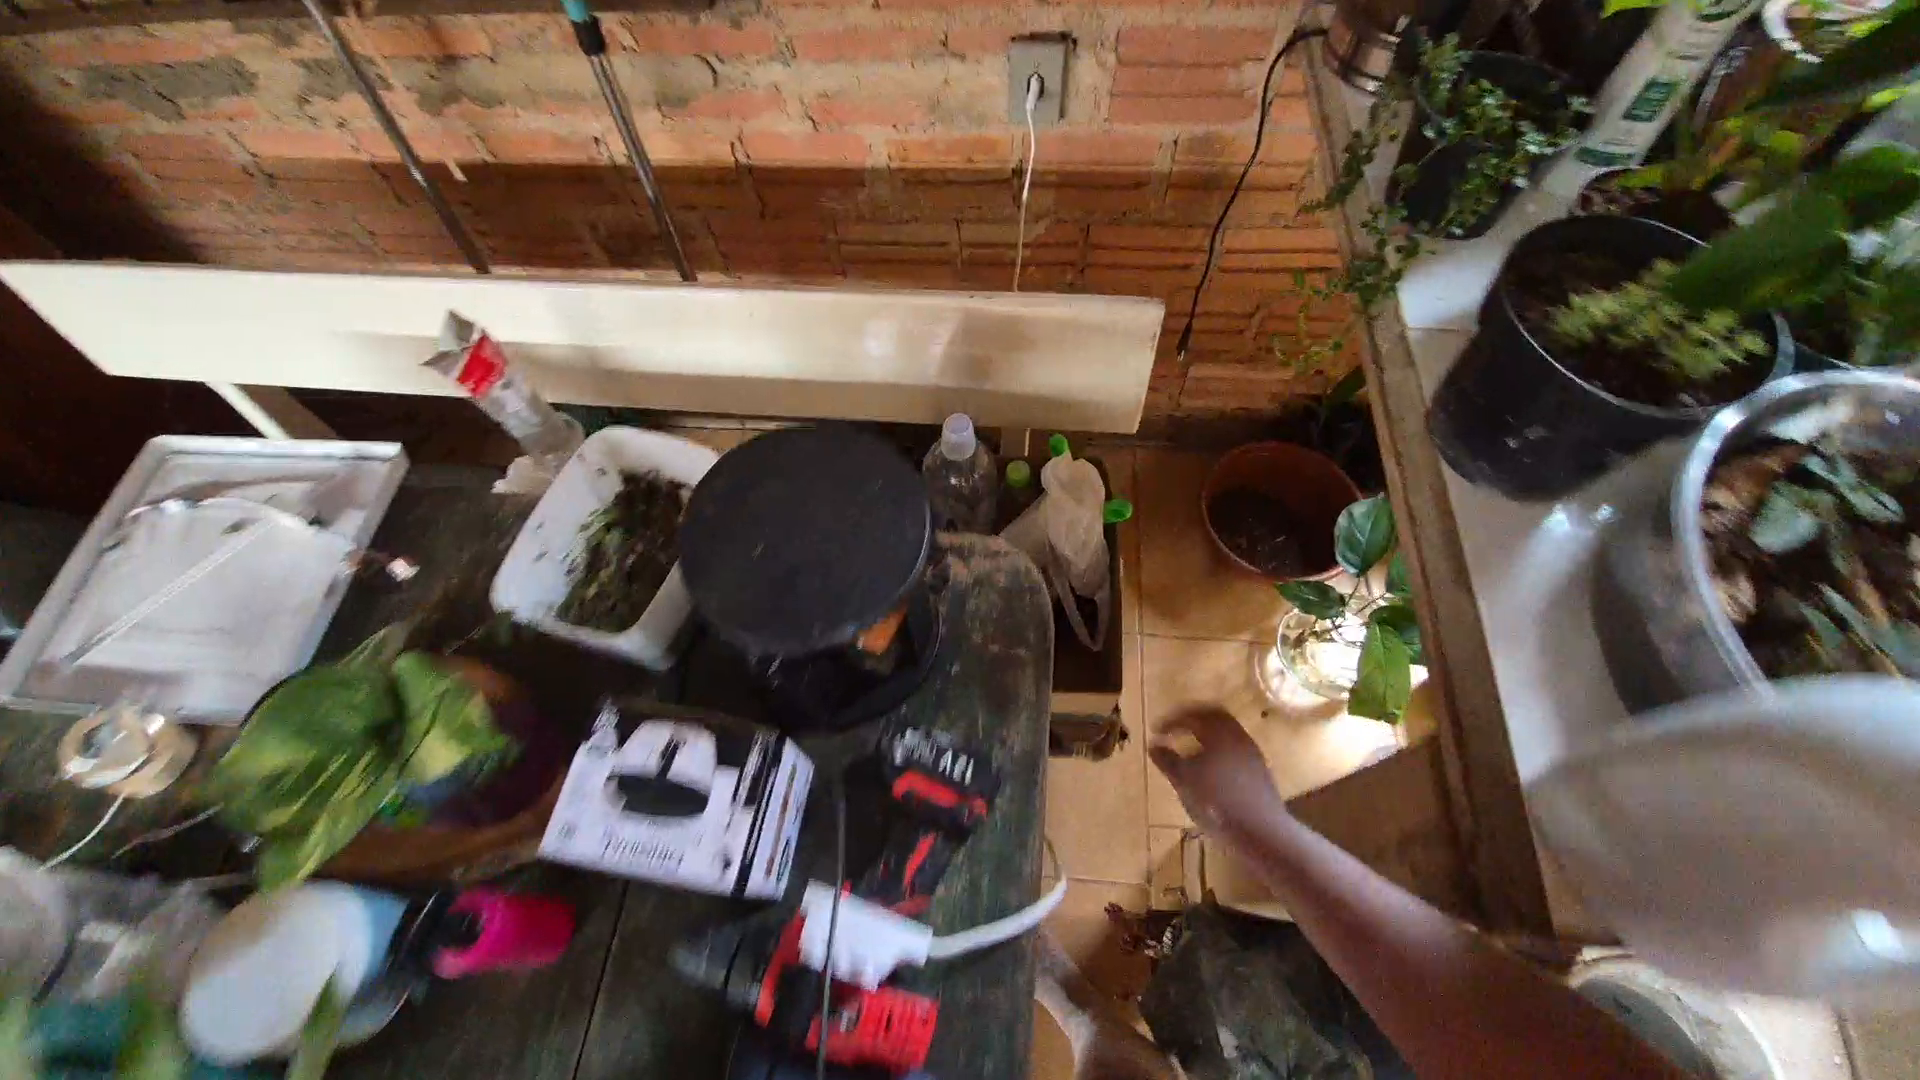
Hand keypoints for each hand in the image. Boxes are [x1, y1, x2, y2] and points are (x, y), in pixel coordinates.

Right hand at [1147, 707, 1288, 837]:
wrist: (1260, 831)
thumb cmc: (1216, 802)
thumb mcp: (1183, 781)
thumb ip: (1167, 760)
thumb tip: (1153, 744)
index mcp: (1218, 732)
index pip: (1192, 714)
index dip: (1171, 720)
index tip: (1157, 731)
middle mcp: (1238, 735)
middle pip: (1214, 716)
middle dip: (1192, 720)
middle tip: (1175, 730)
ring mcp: (1251, 752)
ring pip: (1226, 732)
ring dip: (1207, 735)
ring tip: (1190, 749)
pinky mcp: (1259, 770)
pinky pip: (1235, 748)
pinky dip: (1218, 749)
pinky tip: (1210, 768)